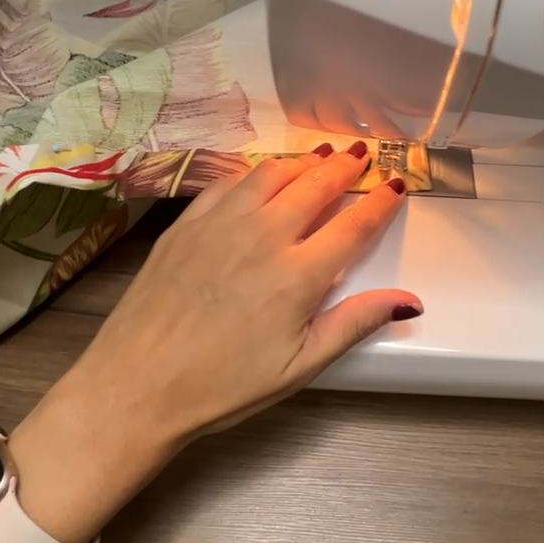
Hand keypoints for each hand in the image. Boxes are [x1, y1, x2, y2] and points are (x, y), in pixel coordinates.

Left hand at [5, 142, 418, 542]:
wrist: (136, 386)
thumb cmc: (222, 386)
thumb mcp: (298, 367)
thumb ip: (354, 324)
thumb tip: (407, 299)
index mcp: (298, 276)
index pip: (353, 225)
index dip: (379, 202)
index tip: (395, 186)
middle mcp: (263, 236)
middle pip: (316, 186)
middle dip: (345, 167)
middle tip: (360, 156)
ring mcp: (221, 223)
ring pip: (272, 174)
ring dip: (303, 162)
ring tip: (320, 156)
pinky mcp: (187, 223)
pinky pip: (229, 182)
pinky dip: (255, 172)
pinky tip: (261, 175)